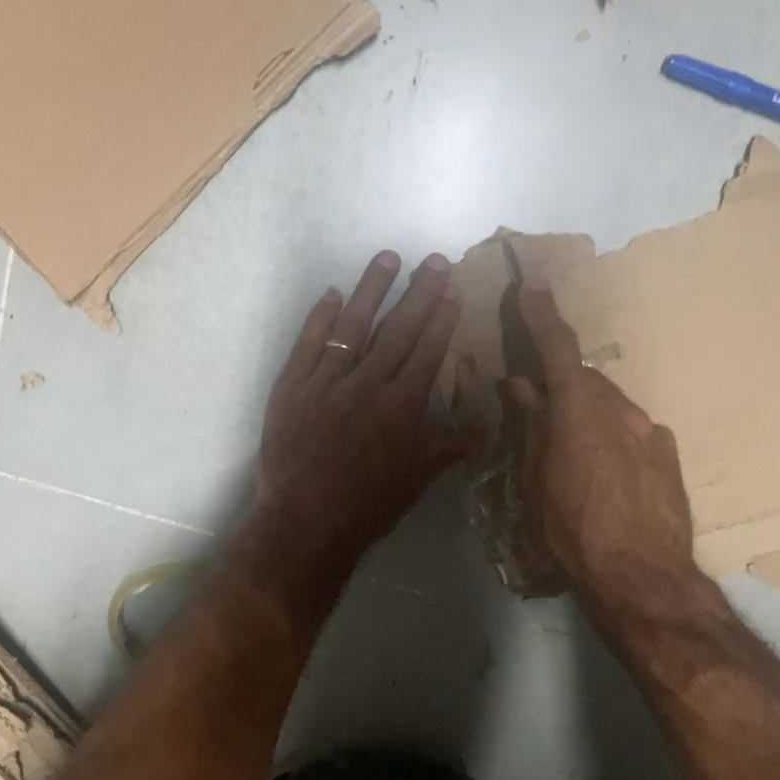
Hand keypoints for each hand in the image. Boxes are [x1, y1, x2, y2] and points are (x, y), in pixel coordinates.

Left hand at [246, 250, 470, 596]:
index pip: (427, 350)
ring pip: (352, 326)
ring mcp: (326, 382)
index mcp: (401, 405)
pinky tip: (330, 294)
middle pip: (397, 329)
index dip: (441, 317)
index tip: (452, 288)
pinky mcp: (291, 387)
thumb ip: (450, 447)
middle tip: (433, 260)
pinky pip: (308, 344)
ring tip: (387, 257)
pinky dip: (319, 318)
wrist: (306, 522)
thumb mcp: (417, 479)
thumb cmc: (368, 505)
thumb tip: (487, 430)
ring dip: (371, 290)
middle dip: (418, 292)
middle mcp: (367, 384)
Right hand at [505, 278, 705, 620]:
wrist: (641, 575)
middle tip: (539, 412)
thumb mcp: (536, 479)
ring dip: (588, 417)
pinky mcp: (669, 455)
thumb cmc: (570, 528)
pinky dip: (614, 440)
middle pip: (585, 381)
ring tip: (572, 456)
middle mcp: (618, 407)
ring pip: (610, 407)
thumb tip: (522, 385)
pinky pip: (633, 433)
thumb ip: (531, 425)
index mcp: (577, 408)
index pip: (557, 348)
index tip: (532, 286)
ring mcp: (649, 430)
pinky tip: (607, 476)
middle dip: (562, 389)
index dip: (541, 316)